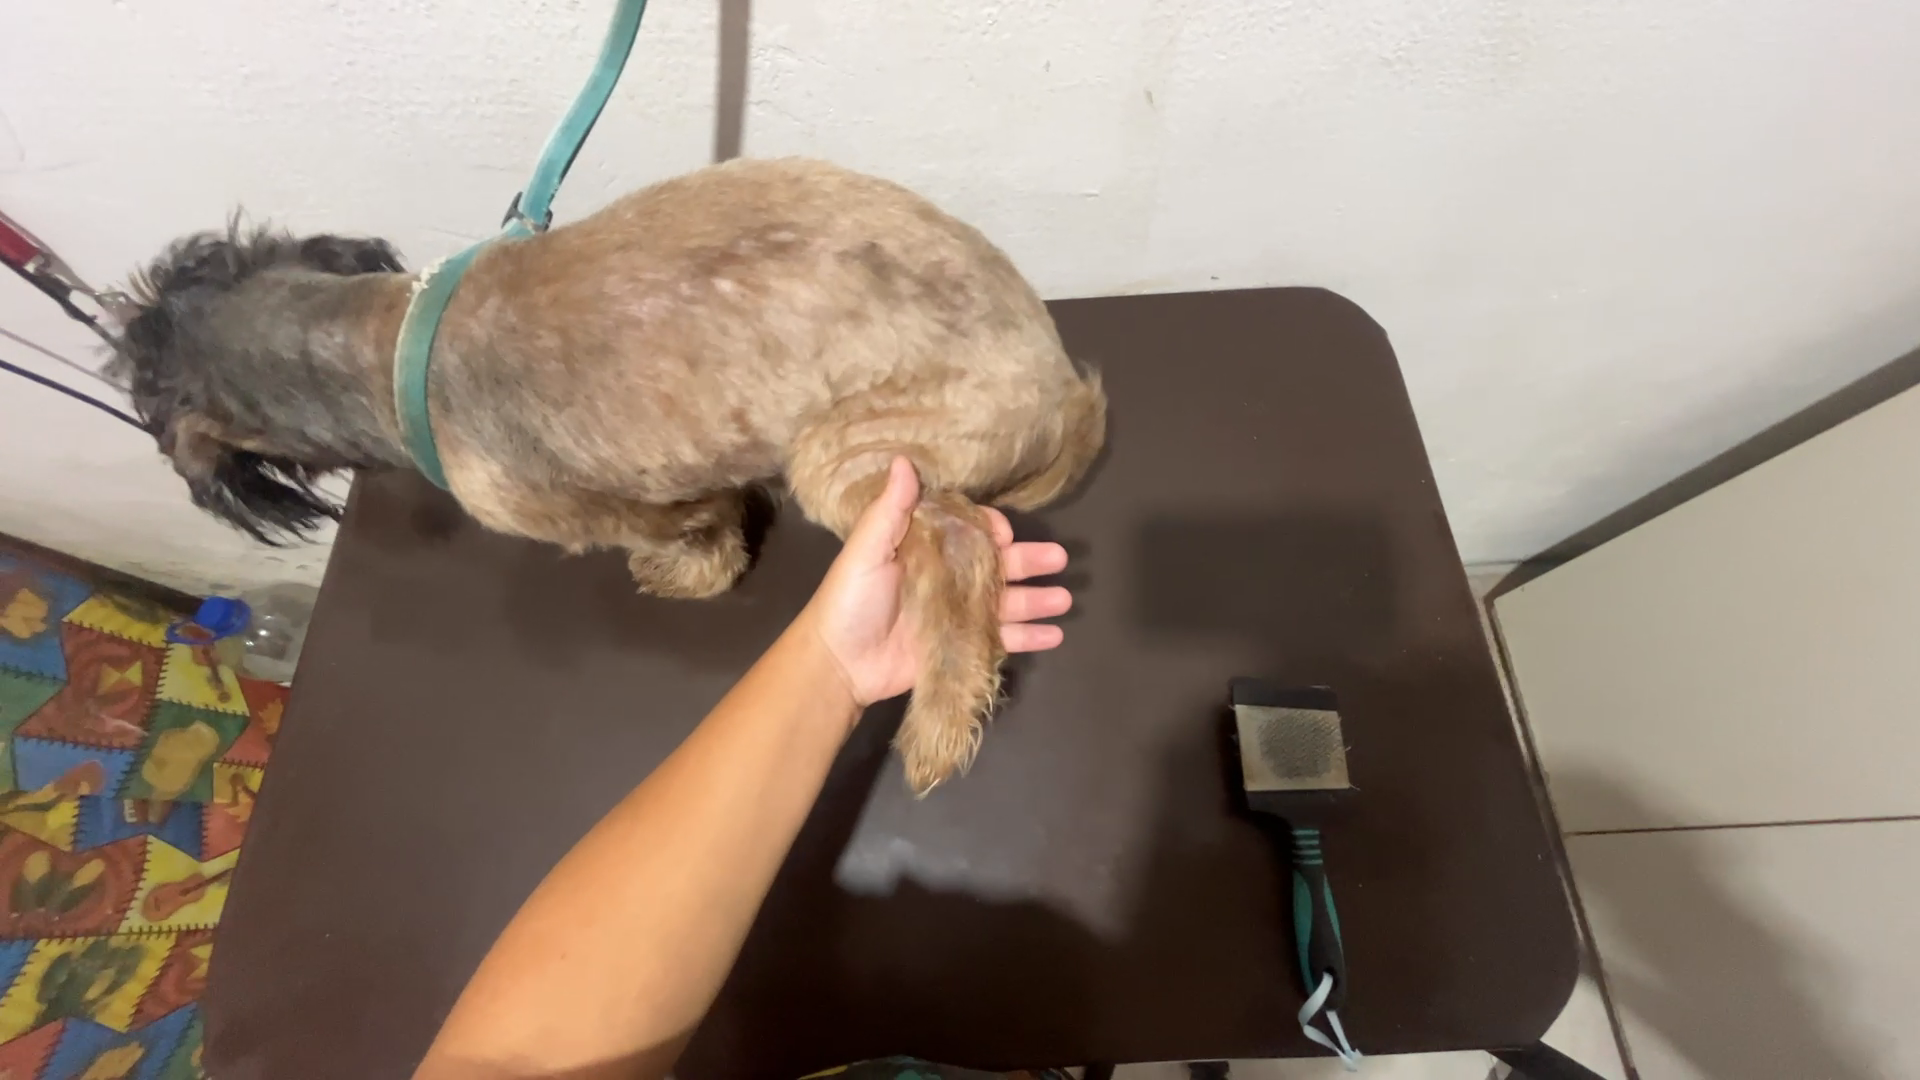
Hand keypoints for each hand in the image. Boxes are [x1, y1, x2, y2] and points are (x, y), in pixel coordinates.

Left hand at [803, 457, 1071, 707]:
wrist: (838, 663)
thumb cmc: (850, 600)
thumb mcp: (866, 550)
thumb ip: (891, 511)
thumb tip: (903, 460)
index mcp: (927, 549)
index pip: (969, 532)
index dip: (990, 529)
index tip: (1005, 533)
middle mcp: (948, 578)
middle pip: (997, 565)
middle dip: (1029, 560)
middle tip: (1060, 558)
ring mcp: (957, 615)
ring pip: (1006, 602)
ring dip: (1037, 599)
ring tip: (1066, 598)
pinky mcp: (961, 648)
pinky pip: (1002, 640)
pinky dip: (1029, 637)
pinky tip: (1056, 634)